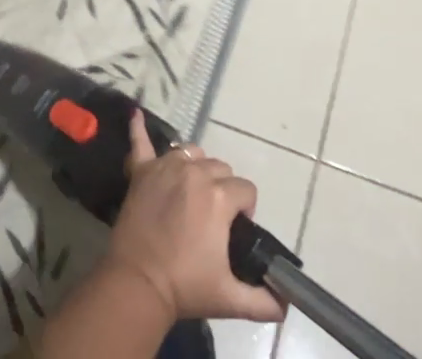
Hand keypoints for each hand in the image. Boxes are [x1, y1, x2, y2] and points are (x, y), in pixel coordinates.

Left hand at [104, 110, 286, 323]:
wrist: (136, 285)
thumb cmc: (185, 287)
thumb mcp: (229, 298)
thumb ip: (261, 301)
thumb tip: (285, 308)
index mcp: (220, 197)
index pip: (246, 191)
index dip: (244, 211)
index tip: (231, 233)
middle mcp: (195, 173)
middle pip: (220, 170)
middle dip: (222, 190)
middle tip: (209, 222)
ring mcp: (165, 169)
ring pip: (192, 154)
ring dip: (195, 168)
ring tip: (189, 195)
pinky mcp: (141, 173)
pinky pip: (140, 144)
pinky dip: (138, 131)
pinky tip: (135, 114)